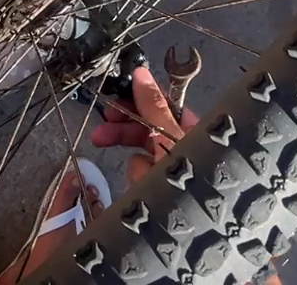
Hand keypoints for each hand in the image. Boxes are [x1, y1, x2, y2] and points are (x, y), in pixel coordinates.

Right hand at [90, 65, 195, 182]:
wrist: (196, 224)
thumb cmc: (190, 173)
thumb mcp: (170, 135)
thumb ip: (153, 105)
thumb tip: (140, 71)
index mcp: (187, 126)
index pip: (157, 104)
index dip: (134, 101)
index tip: (113, 102)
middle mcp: (179, 145)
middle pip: (144, 129)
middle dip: (122, 132)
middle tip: (100, 133)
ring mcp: (169, 169)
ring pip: (141, 156)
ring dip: (138, 166)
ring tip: (144, 178)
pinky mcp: (160, 189)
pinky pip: (142, 177)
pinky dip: (142, 182)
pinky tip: (147, 190)